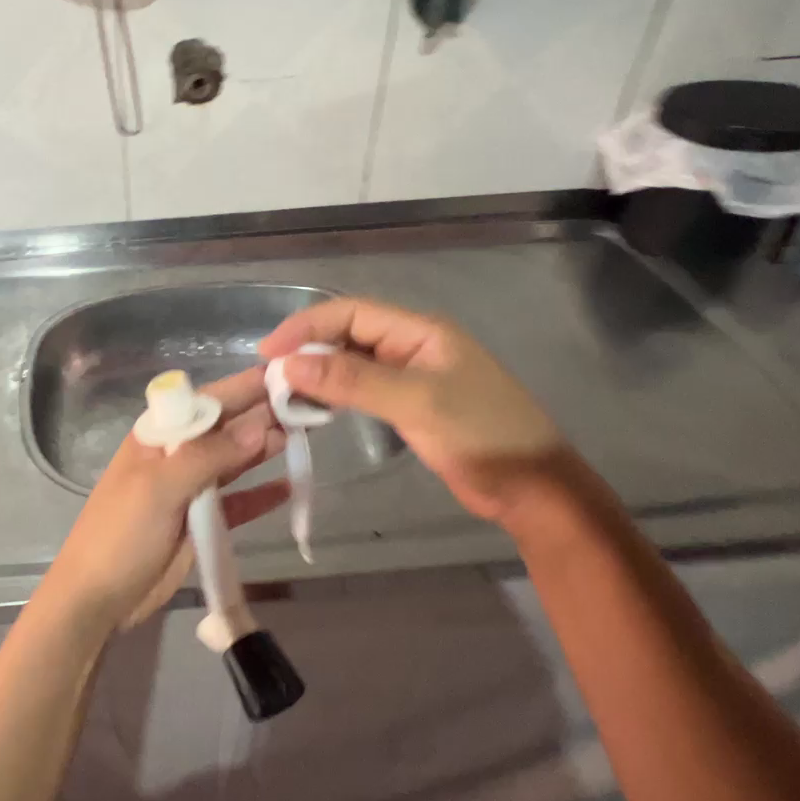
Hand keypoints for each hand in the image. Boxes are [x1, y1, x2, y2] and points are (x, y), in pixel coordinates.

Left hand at [37, 367, 288, 633]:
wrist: (97, 598)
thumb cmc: (121, 533)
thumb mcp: (160, 488)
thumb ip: (209, 456)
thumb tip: (261, 425)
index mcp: (158, 436)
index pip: (208, 401)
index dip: (245, 386)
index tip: (288, 374)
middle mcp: (177, 455)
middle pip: (227, 428)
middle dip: (264, 414)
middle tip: (312, 405)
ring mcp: (190, 489)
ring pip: (236, 461)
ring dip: (266, 448)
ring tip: (306, 435)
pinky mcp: (202, 523)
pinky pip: (238, 502)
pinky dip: (262, 495)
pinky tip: (291, 487)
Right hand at [259, 297, 572, 526]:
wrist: (532, 487)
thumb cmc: (482, 435)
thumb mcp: (417, 403)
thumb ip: (353, 381)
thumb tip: (288, 365)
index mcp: (421, 331)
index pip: (351, 313)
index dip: (306, 327)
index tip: (267, 353)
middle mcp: (413, 346)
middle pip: (349, 334)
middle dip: (308, 350)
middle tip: (269, 377)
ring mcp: (413, 377)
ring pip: (353, 363)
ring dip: (319, 374)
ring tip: (283, 394)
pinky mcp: (411, 406)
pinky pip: (363, 389)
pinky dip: (336, 395)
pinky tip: (315, 409)